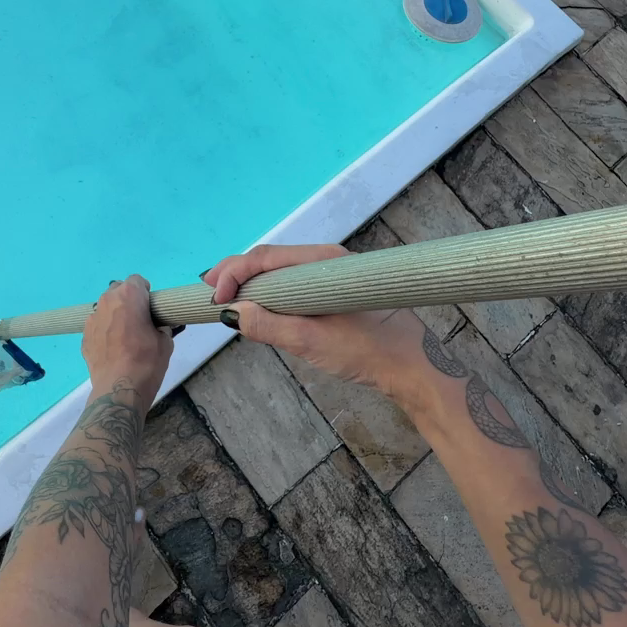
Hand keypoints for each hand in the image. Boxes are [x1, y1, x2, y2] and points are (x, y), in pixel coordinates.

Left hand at [82, 275, 173, 407]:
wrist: (119, 388)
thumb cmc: (147, 361)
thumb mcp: (166, 341)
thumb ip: (161, 326)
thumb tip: (158, 327)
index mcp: (129, 296)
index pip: (138, 280)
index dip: (146, 293)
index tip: (151, 308)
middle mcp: (107, 301)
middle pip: (119, 290)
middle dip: (128, 300)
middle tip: (139, 320)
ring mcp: (92, 317)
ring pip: (105, 307)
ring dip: (115, 315)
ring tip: (124, 336)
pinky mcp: (84, 335)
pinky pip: (97, 325)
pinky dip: (104, 331)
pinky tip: (112, 349)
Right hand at [205, 244, 427, 396]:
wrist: (418, 370)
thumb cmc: (370, 354)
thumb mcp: (312, 342)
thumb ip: (269, 325)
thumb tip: (230, 313)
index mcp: (323, 261)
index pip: (265, 257)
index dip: (233, 273)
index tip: (213, 297)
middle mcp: (326, 259)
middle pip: (269, 259)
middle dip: (236, 274)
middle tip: (207, 291)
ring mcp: (332, 274)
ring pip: (280, 271)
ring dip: (251, 283)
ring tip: (224, 297)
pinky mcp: (335, 290)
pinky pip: (293, 283)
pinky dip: (269, 292)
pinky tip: (258, 304)